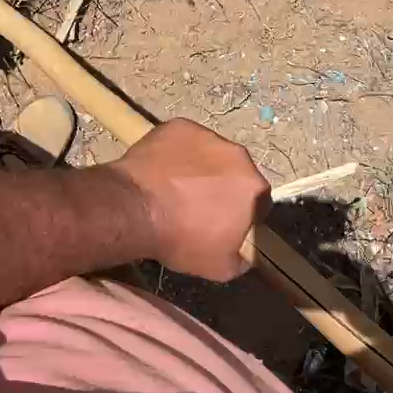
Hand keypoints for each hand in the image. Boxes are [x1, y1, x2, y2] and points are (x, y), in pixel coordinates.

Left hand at [111, 119, 267, 280]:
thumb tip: (244, 253)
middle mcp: (236, 154)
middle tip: (197, 202)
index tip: (224, 222)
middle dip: (222, 185)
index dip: (242, 213)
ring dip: (201, 166)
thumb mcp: (221, 267)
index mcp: (253, 186)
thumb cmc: (181, 238)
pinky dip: (178, 150)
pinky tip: (163, 168)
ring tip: (176, 184)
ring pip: (210, 153)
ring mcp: (205, 135)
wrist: (134, 207)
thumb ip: (242, 258)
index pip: (258, 200)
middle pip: (235, 171)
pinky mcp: (178, 125)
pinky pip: (184, 139)